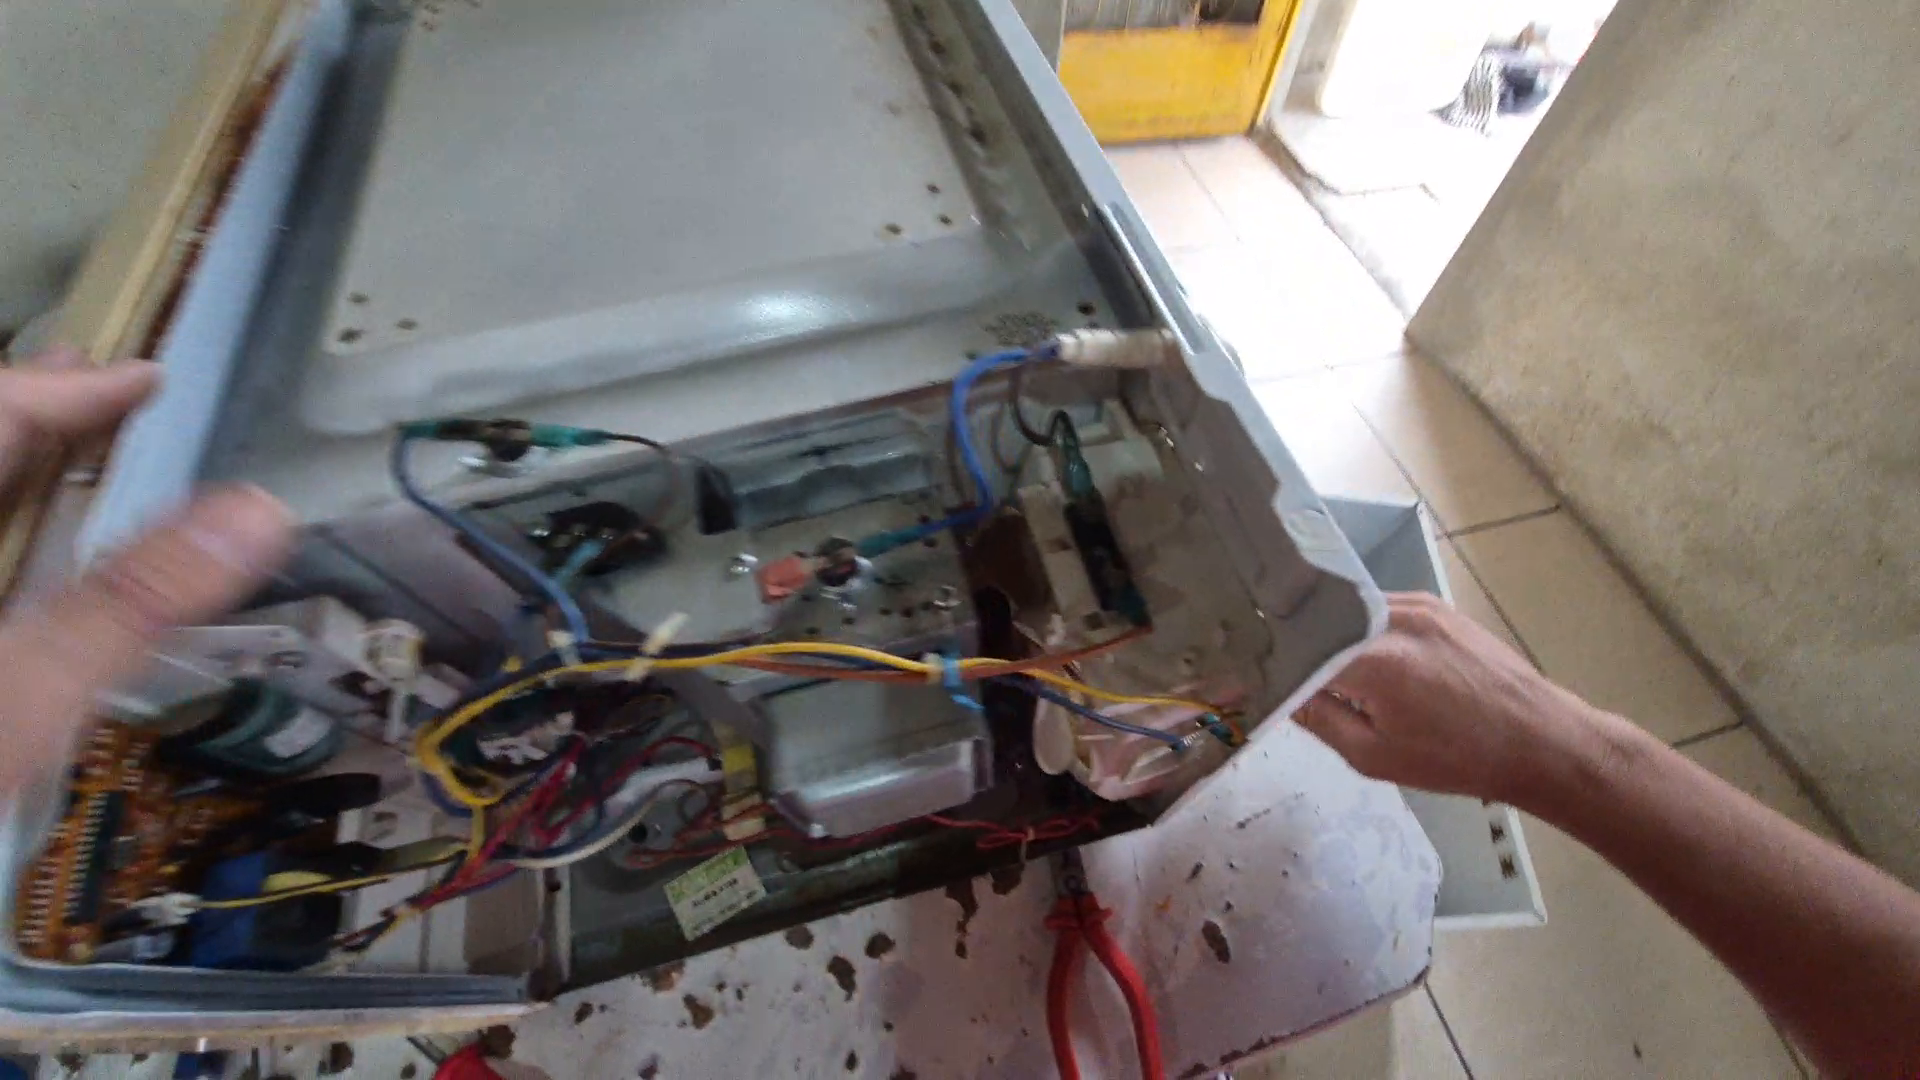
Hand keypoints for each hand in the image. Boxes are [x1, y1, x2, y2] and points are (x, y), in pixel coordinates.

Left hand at [0, 348, 293, 791]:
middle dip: (26, 406)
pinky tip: (35, 513)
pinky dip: (9, 508)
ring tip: (68, 421)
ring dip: (11, 451)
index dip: (64, 392)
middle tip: (104, 380)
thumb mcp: (29, 693)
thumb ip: (140, 598)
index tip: (146, 376)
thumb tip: (265, 509)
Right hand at [1295, 591, 1611, 805]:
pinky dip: (1359, 628)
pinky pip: (1376, 608)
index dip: (1273, 666)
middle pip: (1318, 622)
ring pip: (1345, 611)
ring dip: (1329, 636)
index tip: (1250, 680)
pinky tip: (1364, 655)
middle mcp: (1390, 618)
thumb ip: (1318, 718)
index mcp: (1373, 659)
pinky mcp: (1434, 605)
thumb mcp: (1373, 756)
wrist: (1546, 743)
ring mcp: (1415, 604)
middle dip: (1297, 646)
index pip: (1297, 651)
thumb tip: (1277, 693)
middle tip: (1284, 672)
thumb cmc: (1457, 759)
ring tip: (1324, 666)